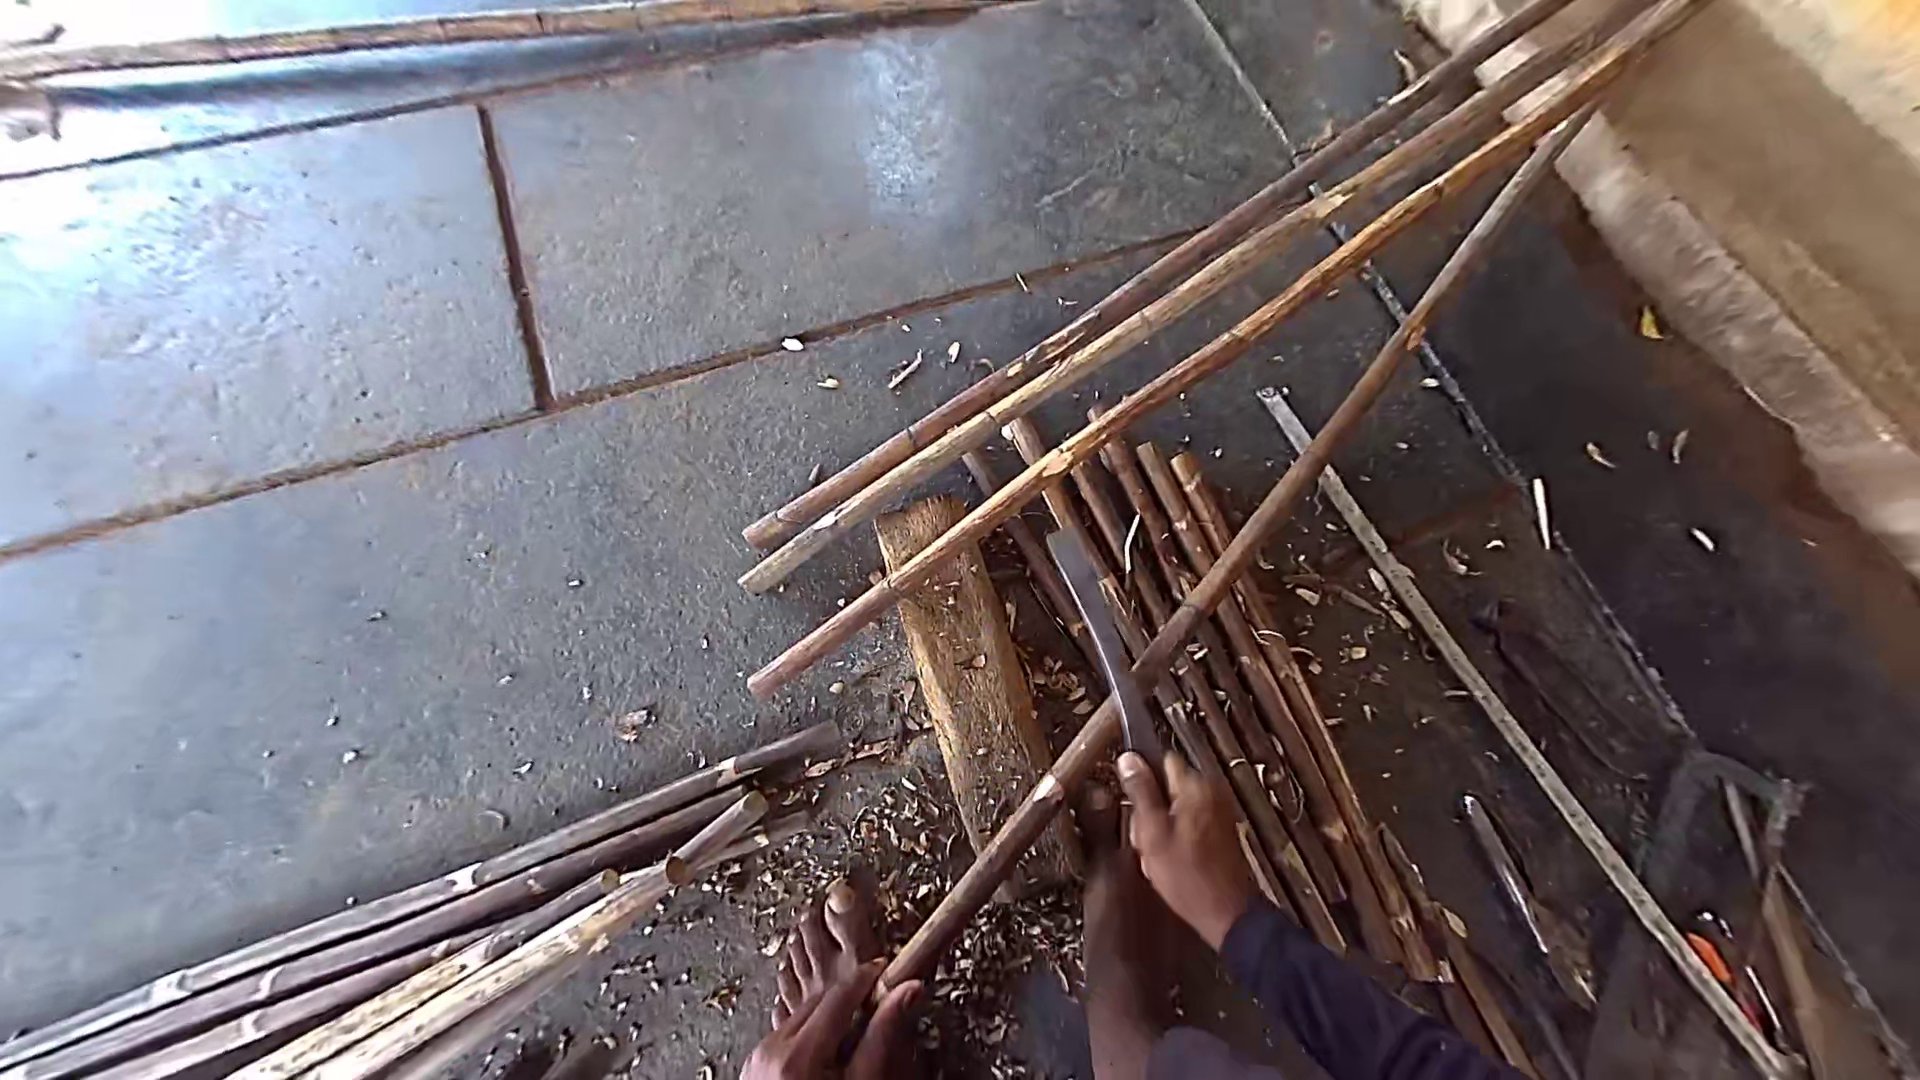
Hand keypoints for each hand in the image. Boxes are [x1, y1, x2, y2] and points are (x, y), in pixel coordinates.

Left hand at [741, 960, 921, 1079]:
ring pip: (804, 1015)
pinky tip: (827, 1061)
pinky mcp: (753, 1069)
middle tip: (876, 1010)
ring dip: (830, 1019)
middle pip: (821, 1000)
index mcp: (799, 1056)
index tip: (886, 971)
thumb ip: (883, 1036)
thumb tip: (908, 991)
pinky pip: (788, 1036)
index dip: (867, 978)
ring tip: (852, 1045)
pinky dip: (811, 1038)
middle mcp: (771, 1050)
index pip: (840, 992)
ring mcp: (757, 1060)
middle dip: (850, 1002)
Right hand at [1117, 750, 1253, 949]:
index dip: (1142, 777)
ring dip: (1162, 821)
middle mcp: (1211, 792)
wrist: (1228, 917)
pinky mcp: (1221, 830)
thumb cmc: (1189, 877)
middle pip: (1167, 782)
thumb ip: (1140, 791)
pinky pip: (1188, 819)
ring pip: (1175, 803)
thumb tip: (1128, 758)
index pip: (1160, 759)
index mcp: (1194, 787)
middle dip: (1151, 804)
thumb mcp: (1153, 832)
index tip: (1132, 798)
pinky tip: (1171, 856)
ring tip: (1157, 849)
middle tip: (1144, 833)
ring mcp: (1219, 811)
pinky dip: (1177, 833)